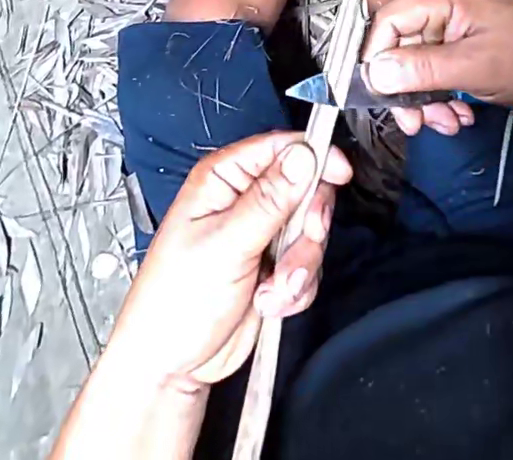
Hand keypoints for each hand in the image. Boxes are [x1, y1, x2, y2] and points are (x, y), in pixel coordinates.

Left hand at [102, 132, 352, 393]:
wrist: (173, 365)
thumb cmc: (175, 300)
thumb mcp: (225, 245)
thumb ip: (268, 200)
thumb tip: (302, 156)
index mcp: (224, 178)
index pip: (280, 147)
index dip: (312, 157)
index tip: (339, 173)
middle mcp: (245, 199)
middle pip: (305, 187)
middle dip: (308, 223)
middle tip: (299, 244)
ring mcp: (262, 232)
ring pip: (311, 229)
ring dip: (300, 264)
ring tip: (273, 288)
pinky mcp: (275, 264)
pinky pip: (309, 262)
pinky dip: (297, 286)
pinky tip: (270, 301)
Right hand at [362, 0, 512, 113]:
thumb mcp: (472, 67)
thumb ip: (420, 69)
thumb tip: (373, 74)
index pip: (387, 22)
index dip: (376, 59)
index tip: (379, 96)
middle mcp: (439, 7)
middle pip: (398, 48)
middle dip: (406, 90)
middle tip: (417, 125)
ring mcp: (449, 28)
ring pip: (414, 66)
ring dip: (425, 100)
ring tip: (449, 123)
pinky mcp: (458, 48)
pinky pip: (432, 73)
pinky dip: (439, 98)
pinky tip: (459, 116)